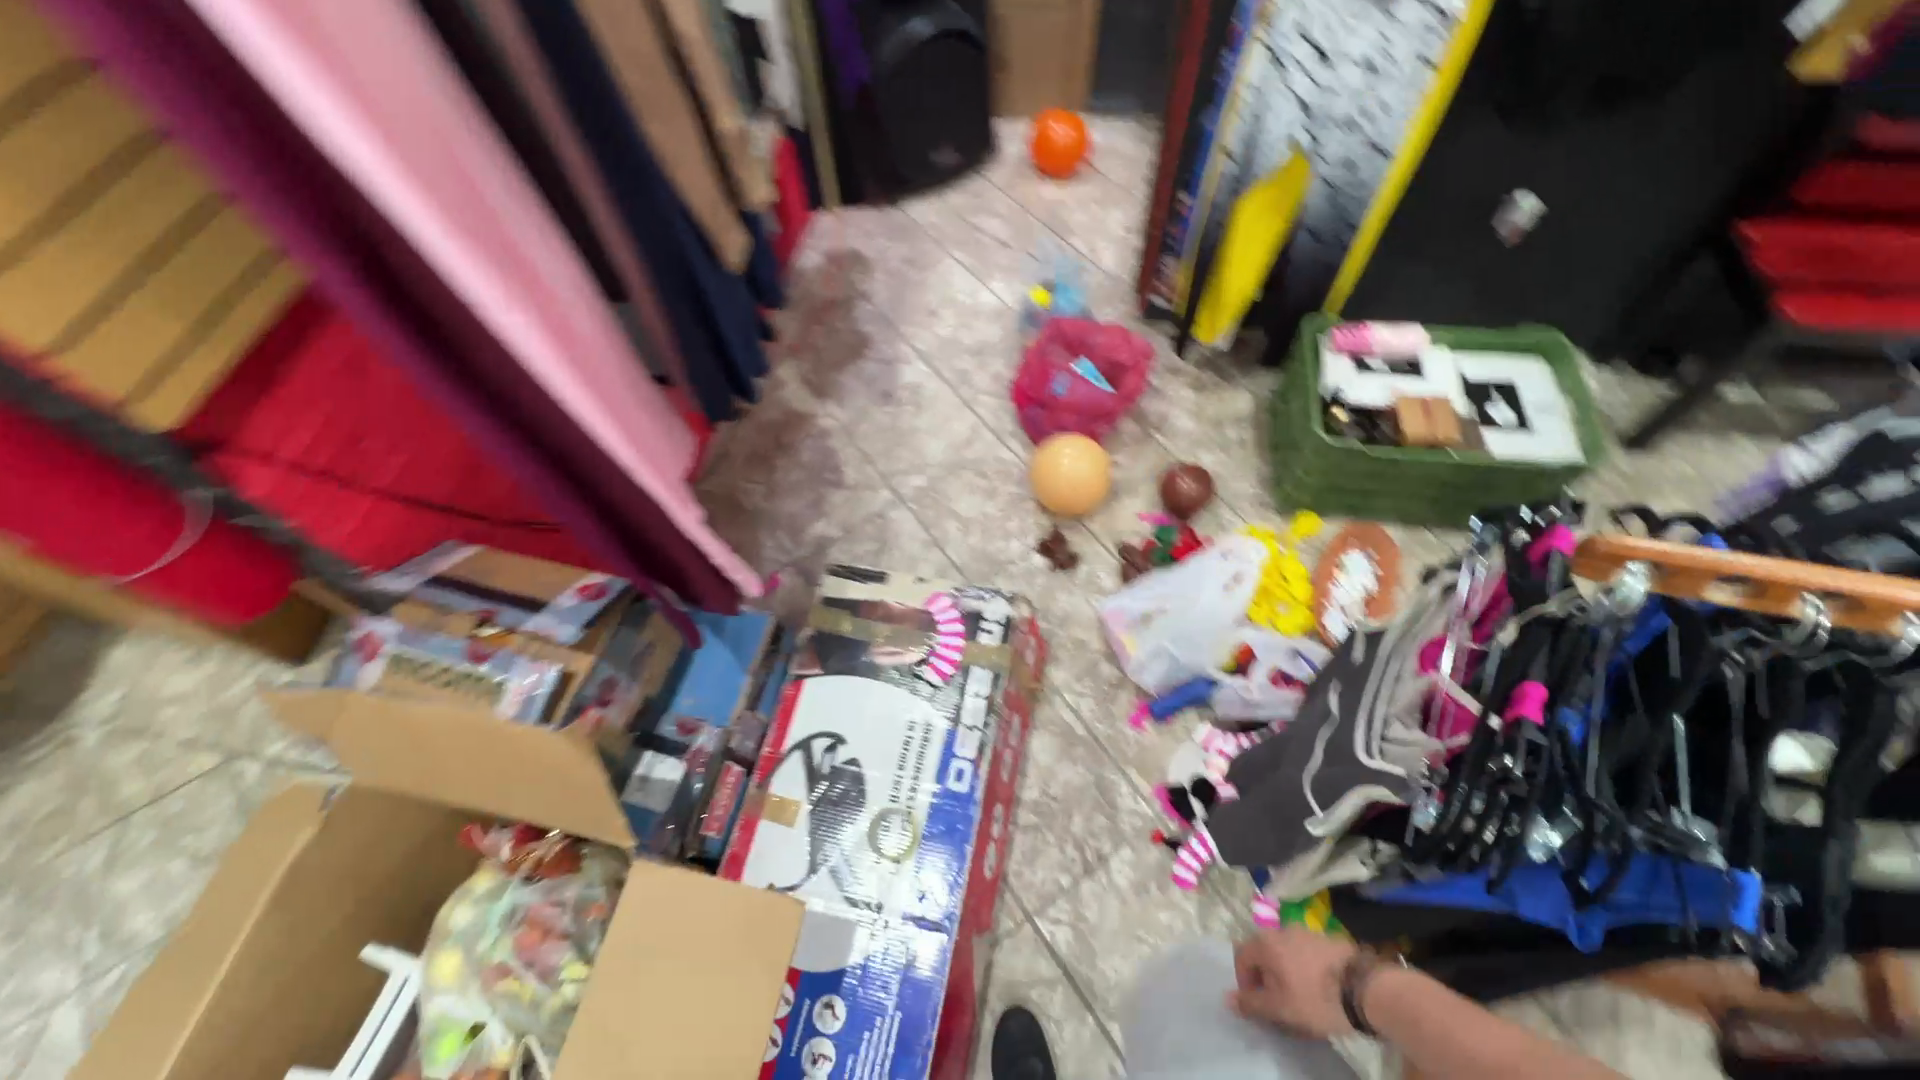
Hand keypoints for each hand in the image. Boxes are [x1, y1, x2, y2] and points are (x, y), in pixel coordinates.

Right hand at [1227, 927, 1359, 1037]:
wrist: (1365, 988)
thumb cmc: (1314, 998)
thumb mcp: (1279, 1008)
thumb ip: (1251, 1003)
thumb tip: (1227, 998)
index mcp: (1266, 943)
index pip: (1241, 956)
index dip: (1244, 981)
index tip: (1257, 1003)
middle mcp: (1283, 930)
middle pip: (1264, 952)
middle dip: (1266, 977)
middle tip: (1278, 1002)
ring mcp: (1308, 932)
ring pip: (1287, 952)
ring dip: (1287, 971)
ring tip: (1301, 996)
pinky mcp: (1330, 939)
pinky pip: (1308, 953)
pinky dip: (1306, 968)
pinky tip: (1321, 988)